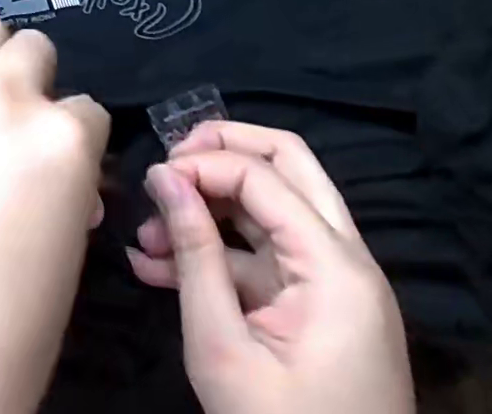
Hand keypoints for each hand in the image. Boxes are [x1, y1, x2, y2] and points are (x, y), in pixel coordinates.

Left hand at [0, 18, 109, 413]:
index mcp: (65, 139)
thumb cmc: (0, 317)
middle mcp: (9, 95)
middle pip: (36, 48)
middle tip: (18, 121)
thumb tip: (68, 178)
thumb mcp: (66, 252)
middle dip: (37, 82)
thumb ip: (70, 190)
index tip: (63, 160)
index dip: (79, 138)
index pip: (91, 109)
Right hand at [126, 121, 413, 413]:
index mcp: (334, 267)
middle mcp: (344, 258)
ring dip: (207, 206)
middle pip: (286, 161)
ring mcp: (331, 279)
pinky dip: (212, 248)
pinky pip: (258, 251)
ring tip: (147, 238)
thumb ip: (194, 251)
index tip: (151, 183)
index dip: (200, 164)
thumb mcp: (221, 343)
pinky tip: (157, 267)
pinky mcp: (313, 301)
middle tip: (169, 163)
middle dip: (219, 150)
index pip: (262, 174)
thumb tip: (162, 175)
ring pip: (268, 202)